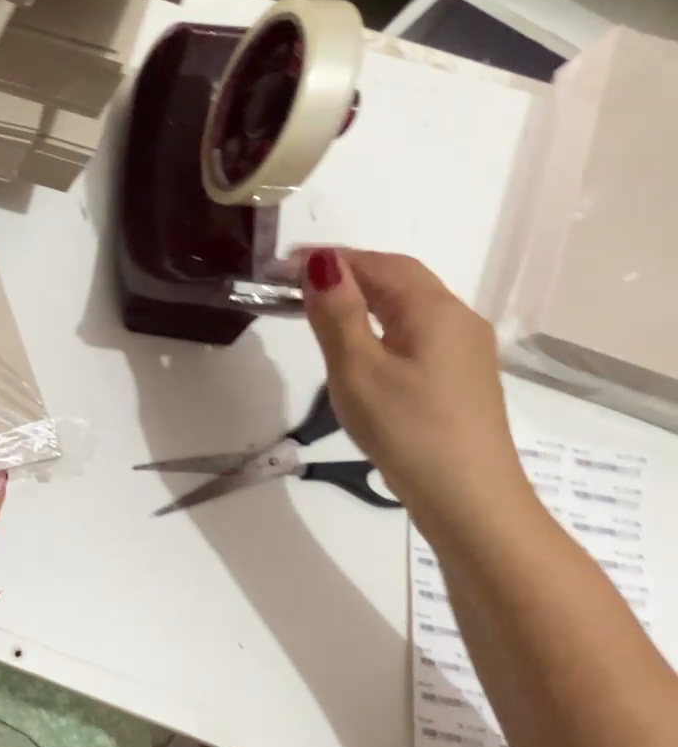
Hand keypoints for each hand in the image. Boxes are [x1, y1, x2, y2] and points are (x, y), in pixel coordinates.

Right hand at [301, 248, 528, 520]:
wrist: (464, 489)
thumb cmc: (405, 425)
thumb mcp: (357, 368)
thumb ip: (336, 315)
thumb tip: (320, 264)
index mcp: (433, 311)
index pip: (381, 264)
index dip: (333, 256)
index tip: (282, 263)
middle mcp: (456, 319)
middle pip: (400, 278)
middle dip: (347, 270)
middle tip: (292, 280)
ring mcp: (462, 347)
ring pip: (407, 304)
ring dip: (361, 295)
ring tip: (314, 305)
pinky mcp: (456, 374)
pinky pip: (413, 328)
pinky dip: (377, 319)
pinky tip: (355, 339)